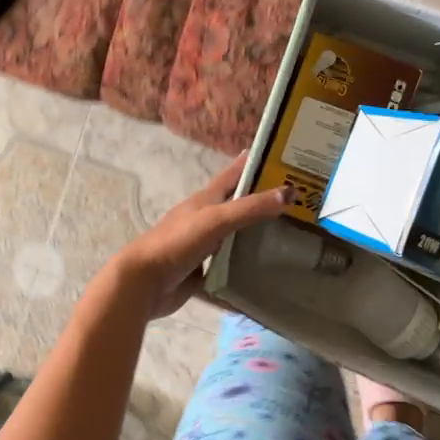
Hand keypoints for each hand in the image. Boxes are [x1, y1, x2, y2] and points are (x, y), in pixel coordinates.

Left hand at [106, 151, 290, 318]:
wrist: (143, 283)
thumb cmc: (177, 242)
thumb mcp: (215, 220)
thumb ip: (250, 208)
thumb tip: (290, 192)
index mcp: (205, 201)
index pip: (232, 175)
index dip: (251, 163)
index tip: (278, 156)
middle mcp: (204, 221)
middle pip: (236, 209)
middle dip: (262, 205)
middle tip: (296, 206)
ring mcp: (201, 249)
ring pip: (234, 242)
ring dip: (255, 242)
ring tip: (289, 243)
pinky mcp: (200, 275)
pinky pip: (226, 275)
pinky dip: (242, 278)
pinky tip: (264, 283)